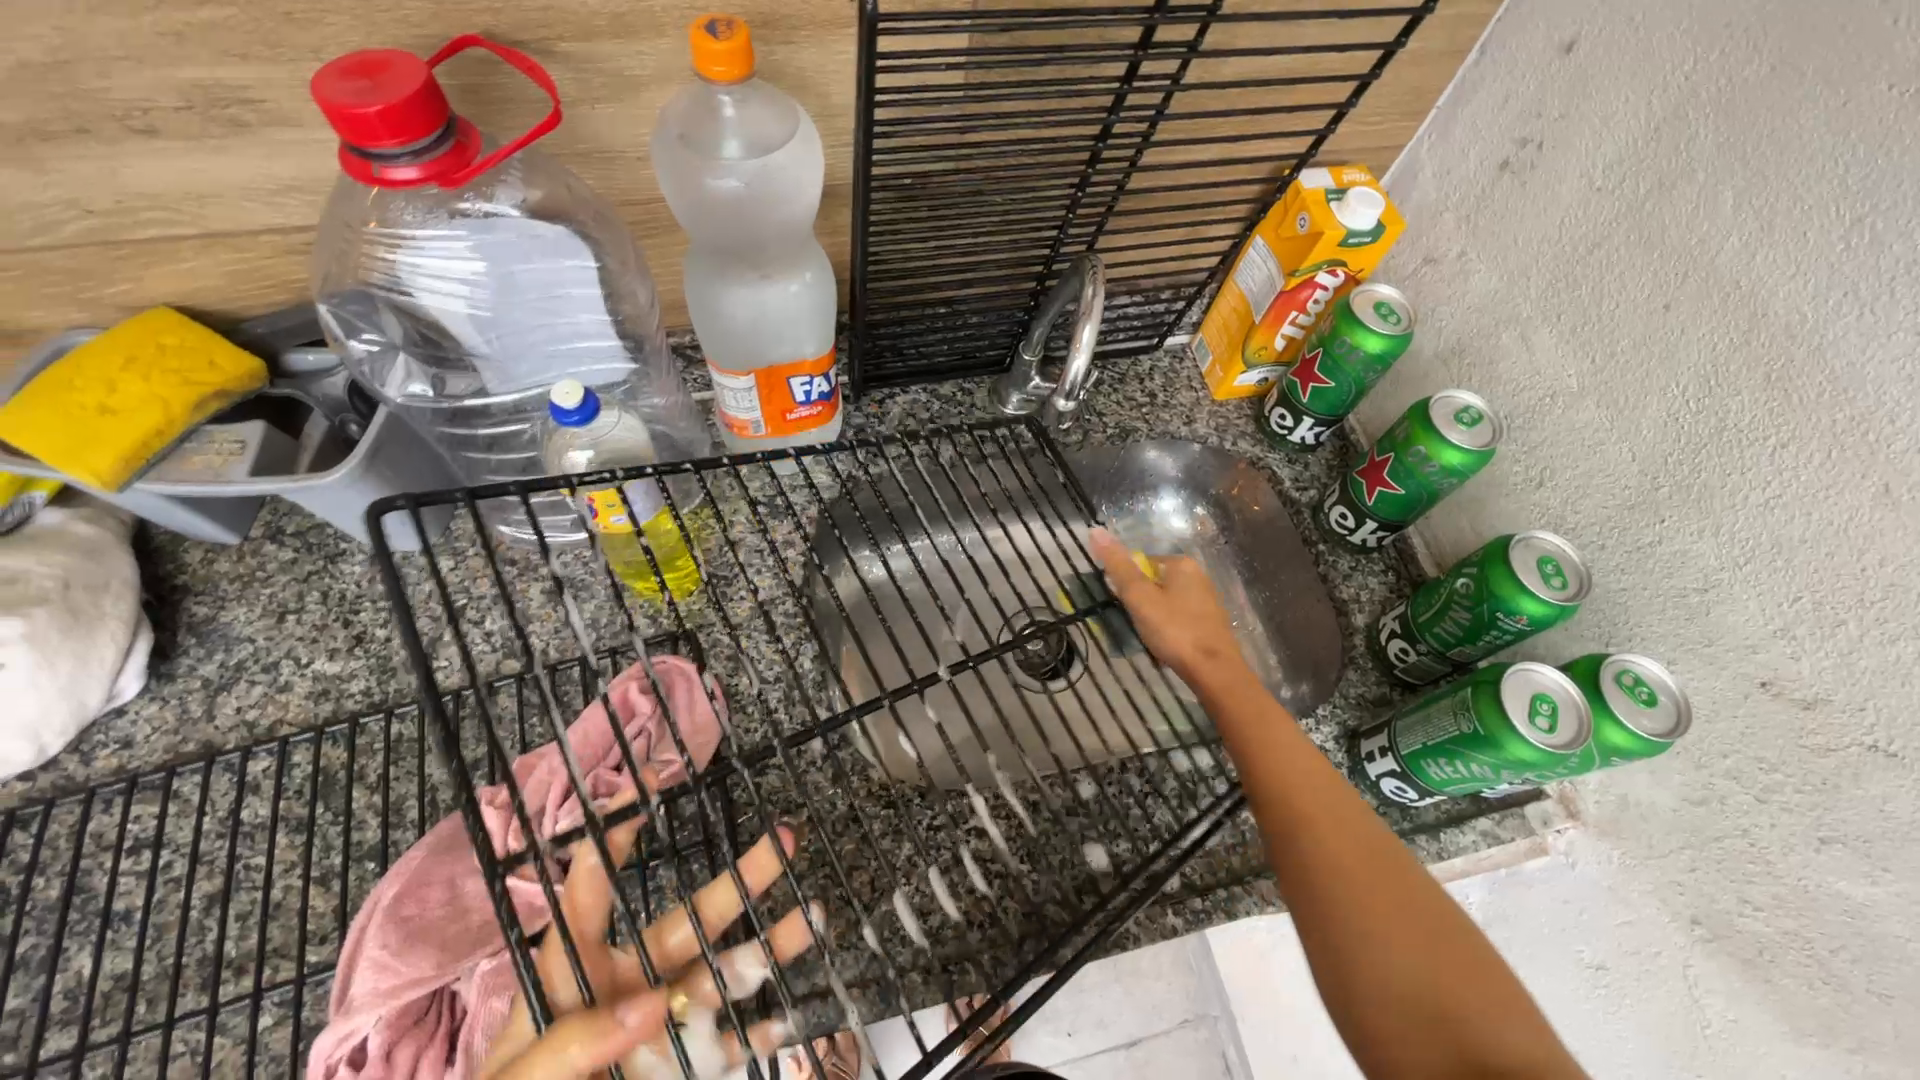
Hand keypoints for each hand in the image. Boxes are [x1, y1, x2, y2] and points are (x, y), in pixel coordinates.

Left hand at [480, 808, 816, 1079]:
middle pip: (687, 923)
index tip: (647, 785)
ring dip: (769, 945)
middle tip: (784, 837)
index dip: (612, 836)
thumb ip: (569, 1046)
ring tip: (813, 915)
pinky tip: (790, 1012)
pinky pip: (731, 1044)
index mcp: (572, 979)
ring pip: (723, 976)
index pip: (590, 894)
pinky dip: (763, 1029)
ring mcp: (660, 1029)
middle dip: (739, 881)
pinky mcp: (685, 1069)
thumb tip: (649, 1003)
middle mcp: (626, 989)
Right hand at [1086, 526, 1249, 688]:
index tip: (1123, 607)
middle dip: (1140, 604)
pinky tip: (1165, 647)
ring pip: (1165, 604)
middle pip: (1153, 584)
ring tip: (1148, 639)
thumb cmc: (1174, 629)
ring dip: (1152, 619)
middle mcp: (1198, 576)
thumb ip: (1118, 566)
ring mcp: (1206, 600)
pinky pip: (1178, 619)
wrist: (1213, 670)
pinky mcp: (1210, 623)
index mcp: (1181, 564)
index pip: (1141, 564)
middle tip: (1134, 625)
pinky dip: (1168, 630)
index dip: (1126, 585)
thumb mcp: (1139, 597)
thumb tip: (1096, 531)